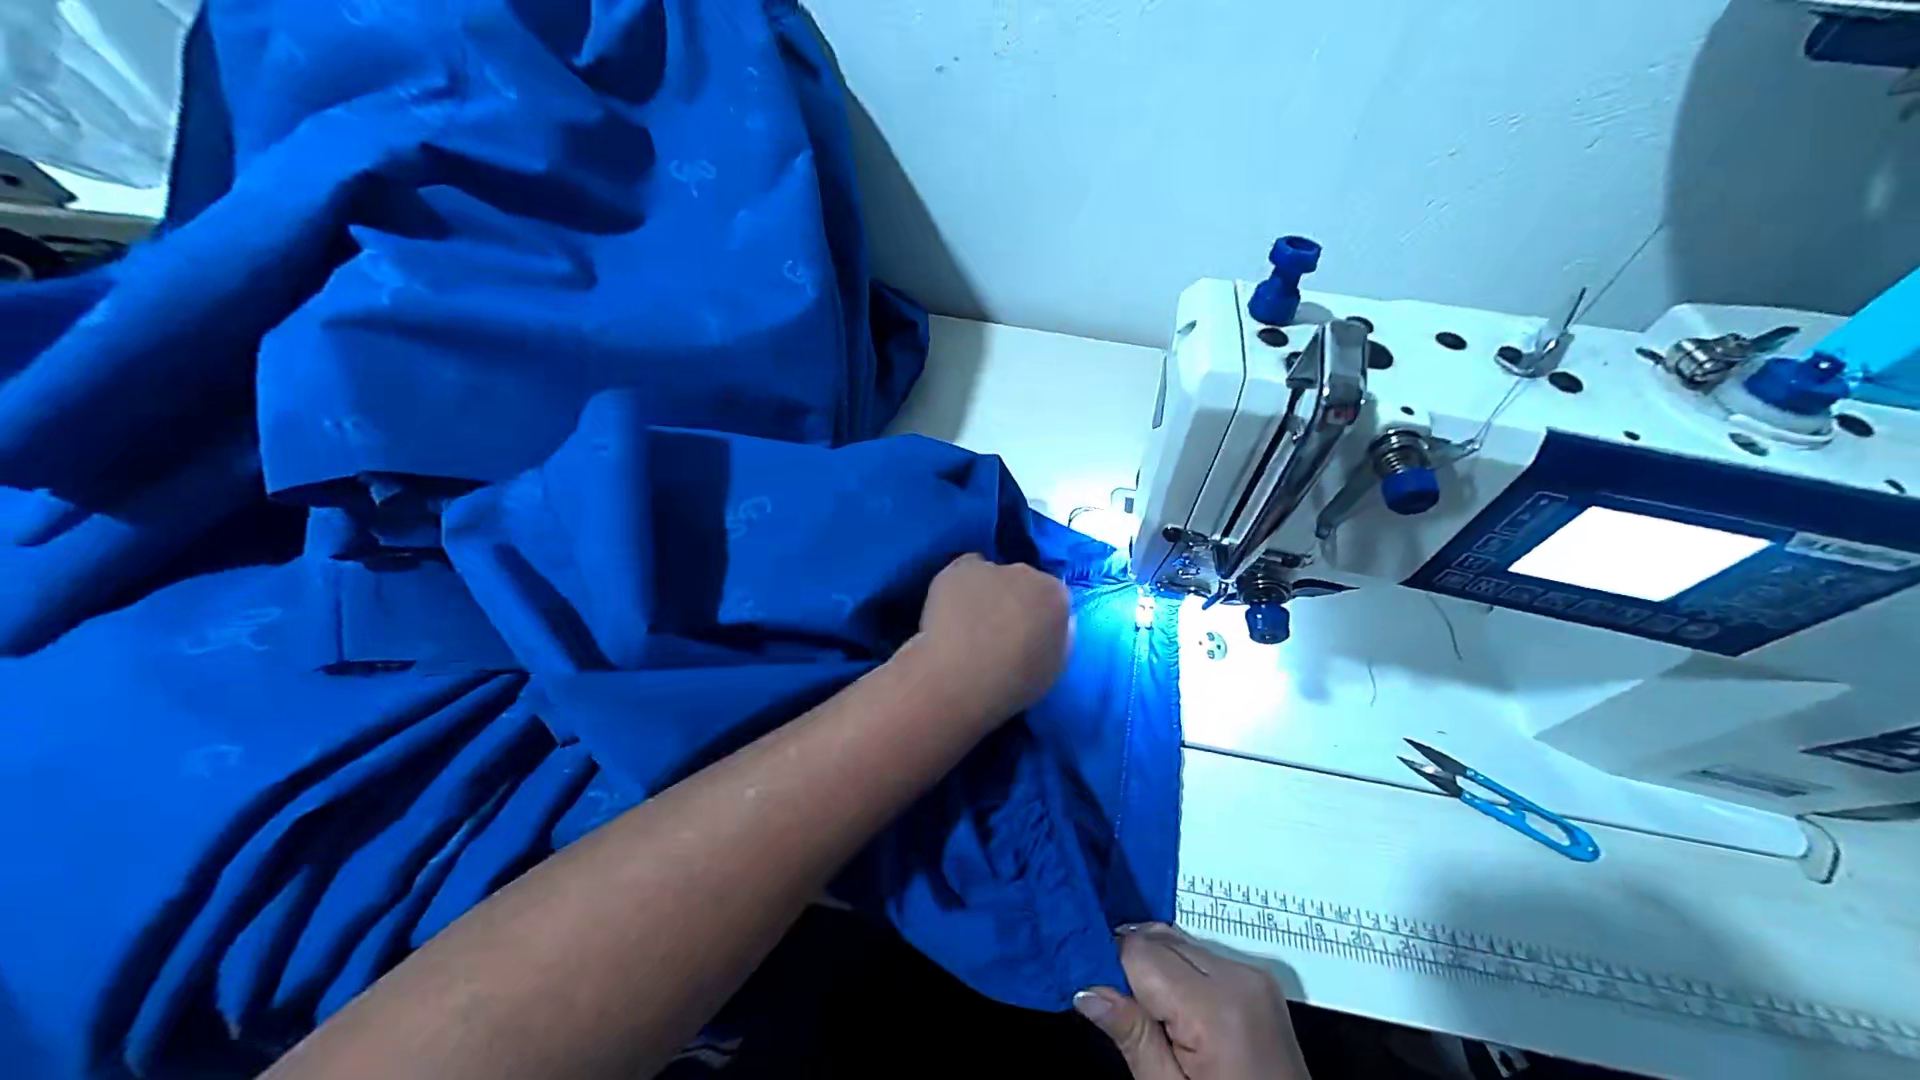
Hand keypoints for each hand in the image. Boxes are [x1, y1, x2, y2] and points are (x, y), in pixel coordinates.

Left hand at [903, 553, 1071, 723]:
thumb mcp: (1054, 668)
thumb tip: (1055, 621)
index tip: (1025, 635)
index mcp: (1057, 597)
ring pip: (991, 575)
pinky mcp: (958, 569)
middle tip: (996, 631)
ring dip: (986, 592)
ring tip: (968, 624)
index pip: (1052, 596)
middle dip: (1013, 599)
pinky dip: (958, 587)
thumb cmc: (1012, 682)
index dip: (1038, 615)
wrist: (960, 678)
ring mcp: (991, 568)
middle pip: (1023, 581)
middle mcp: (1028, 573)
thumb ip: (1060, 636)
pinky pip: (963, 572)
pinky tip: (950, 612)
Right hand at [1074, 924, 1309, 1079]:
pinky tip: (1179, 1011)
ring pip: (1178, 940)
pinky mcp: (1260, 980)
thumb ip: (1132, 1037)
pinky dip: (1181, 971)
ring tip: (1156, 1019)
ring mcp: (1254, 975)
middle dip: (1134, 966)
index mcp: (1217, 1007)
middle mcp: (1238, 974)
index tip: (1102, 1002)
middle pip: (1159, 938)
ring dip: (1157, 966)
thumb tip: (1086, 991)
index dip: (1112, 971)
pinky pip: (1202, 954)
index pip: (1139, 951)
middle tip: (1126, 1015)